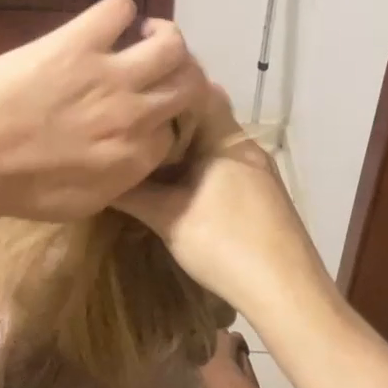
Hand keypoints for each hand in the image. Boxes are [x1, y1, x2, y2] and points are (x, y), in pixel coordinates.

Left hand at [0, 0, 204, 222]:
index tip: (146, 111)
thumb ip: (121, 179)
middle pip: (188, 84)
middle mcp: (134, 114)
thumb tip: (140, 155)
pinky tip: (104, 24)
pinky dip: (120, 12)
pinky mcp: (78, 41)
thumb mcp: (81, 203)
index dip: (162, 118)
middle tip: (157, 70)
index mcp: (134, 157)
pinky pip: (120, 9)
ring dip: (162, 37)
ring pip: (171, 43)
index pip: (174, 130)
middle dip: (180, 77)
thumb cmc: (13, 187)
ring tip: (142, 36)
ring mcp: (109, 73)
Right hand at [116, 84, 331, 320]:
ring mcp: (260, 173)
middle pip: (206, 120)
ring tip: (149, 157)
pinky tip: (181, 189)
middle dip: (171, 124)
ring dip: (187, 150)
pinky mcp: (265, 198)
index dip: (165, 92)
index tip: (136, 98)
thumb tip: (99, 175)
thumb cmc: (226, 245)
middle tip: (134, 129)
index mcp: (227, 140)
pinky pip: (226, 168)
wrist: (288, 294)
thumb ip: (133, 193)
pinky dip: (202, 170)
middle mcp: (247, 148)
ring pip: (216, 147)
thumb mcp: (168, 218)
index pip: (198, 93)